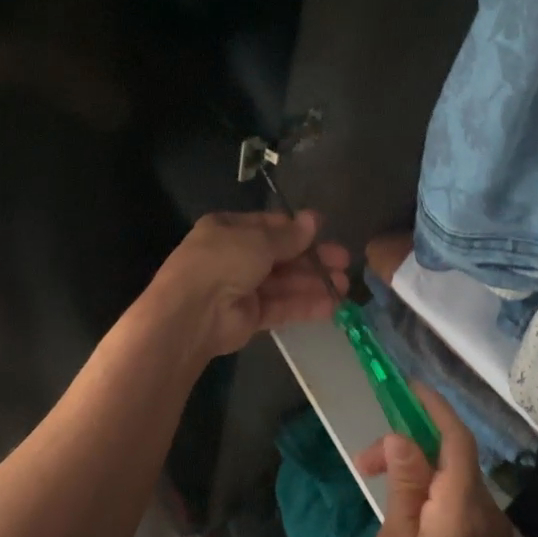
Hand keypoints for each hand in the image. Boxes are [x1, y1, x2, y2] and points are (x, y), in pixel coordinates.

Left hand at [135, 210, 350, 360]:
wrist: (192, 312)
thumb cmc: (221, 261)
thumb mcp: (257, 240)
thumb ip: (288, 236)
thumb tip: (314, 220)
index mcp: (228, 229)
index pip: (268, 225)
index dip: (297, 229)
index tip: (326, 231)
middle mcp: (234, 256)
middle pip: (280, 256)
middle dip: (312, 259)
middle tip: (344, 262)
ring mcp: (241, 288)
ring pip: (283, 283)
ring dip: (313, 283)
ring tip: (345, 286)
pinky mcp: (248, 317)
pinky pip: (280, 306)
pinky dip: (304, 305)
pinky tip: (331, 305)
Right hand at [355, 386, 515, 536]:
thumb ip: (404, 491)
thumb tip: (400, 439)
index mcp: (463, 511)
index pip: (456, 441)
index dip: (435, 408)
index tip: (409, 387)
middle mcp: (489, 515)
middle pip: (454, 459)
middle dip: (411, 446)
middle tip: (366, 462)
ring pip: (459, 483)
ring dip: (422, 473)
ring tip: (380, 486)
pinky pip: (465, 506)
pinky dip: (437, 495)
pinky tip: (409, 513)